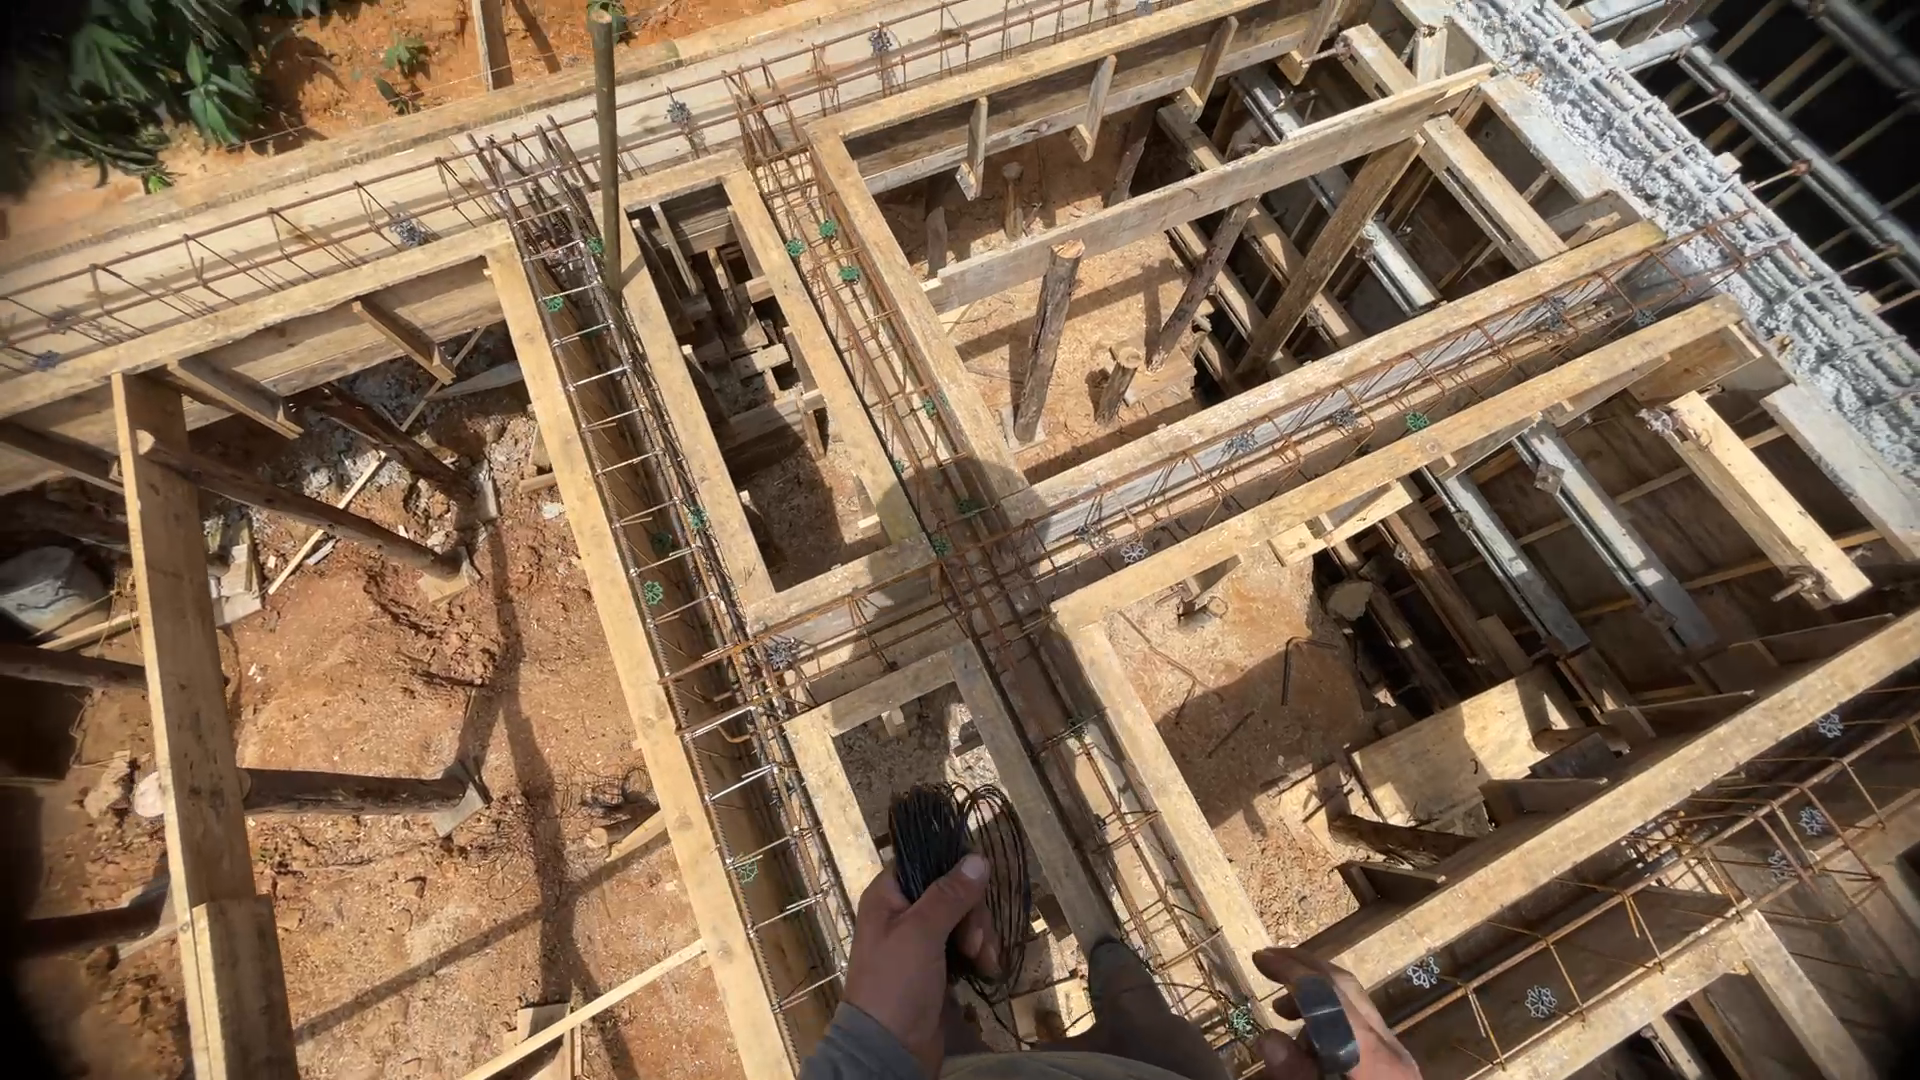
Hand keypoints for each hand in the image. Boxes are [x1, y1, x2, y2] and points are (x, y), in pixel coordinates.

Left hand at [843, 854, 999, 1076]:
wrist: (889, 1054)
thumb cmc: (896, 983)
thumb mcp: (921, 932)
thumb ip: (950, 894)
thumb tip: (978, 857)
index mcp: (888, 894)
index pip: (926, 860)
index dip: (953, 869)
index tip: (975, 887)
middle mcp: (903, 911)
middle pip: (951, 890)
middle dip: (972, 914)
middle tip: (975, 942)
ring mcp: (921, 939)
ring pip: (963, 917)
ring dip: (979, 935)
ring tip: (985, 961)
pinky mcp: (937, 965)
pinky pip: (965, 944)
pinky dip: (978, 953)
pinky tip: (987, 969)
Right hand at [1251, 948, 1420, 1079]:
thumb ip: (1295, 1077)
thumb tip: (1268, 1037)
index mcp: (1372, 1059)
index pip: (1327, 994)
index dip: (1290, 971)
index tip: (1259, 959)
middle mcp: (1390, 1050)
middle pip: (1344, 987)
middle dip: (1302, 966)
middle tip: (1266, 961)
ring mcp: (1399, 1060)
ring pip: (1355, 1003)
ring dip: (1315, 991)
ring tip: (1281, 1009)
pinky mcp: (1399, 1072)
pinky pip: (1362, 1026)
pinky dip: (1331, 1016)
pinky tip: (1311, 1041)